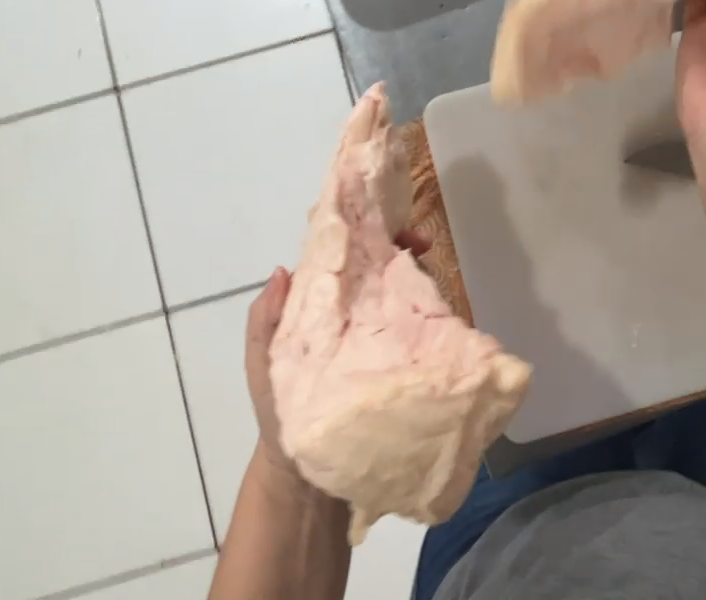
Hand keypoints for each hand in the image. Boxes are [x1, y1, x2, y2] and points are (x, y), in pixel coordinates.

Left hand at [244, 231, 431, 483]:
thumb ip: (264, 320)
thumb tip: (282, 269)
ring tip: (435, 276)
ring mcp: (382, 339)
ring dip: (423, 278)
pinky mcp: (401, 364)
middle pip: (382, 268)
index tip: (384, 227)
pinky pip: (420, 332)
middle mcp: (355, 314)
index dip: (364, 234)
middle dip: (404, 248)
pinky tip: (443, 318)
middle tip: (425, 244)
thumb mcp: (263, 364)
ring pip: (405, 294)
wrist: (305, 478)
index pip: (345, 257)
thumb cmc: (279, 413)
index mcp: (322, 306)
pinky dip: (433, 318)